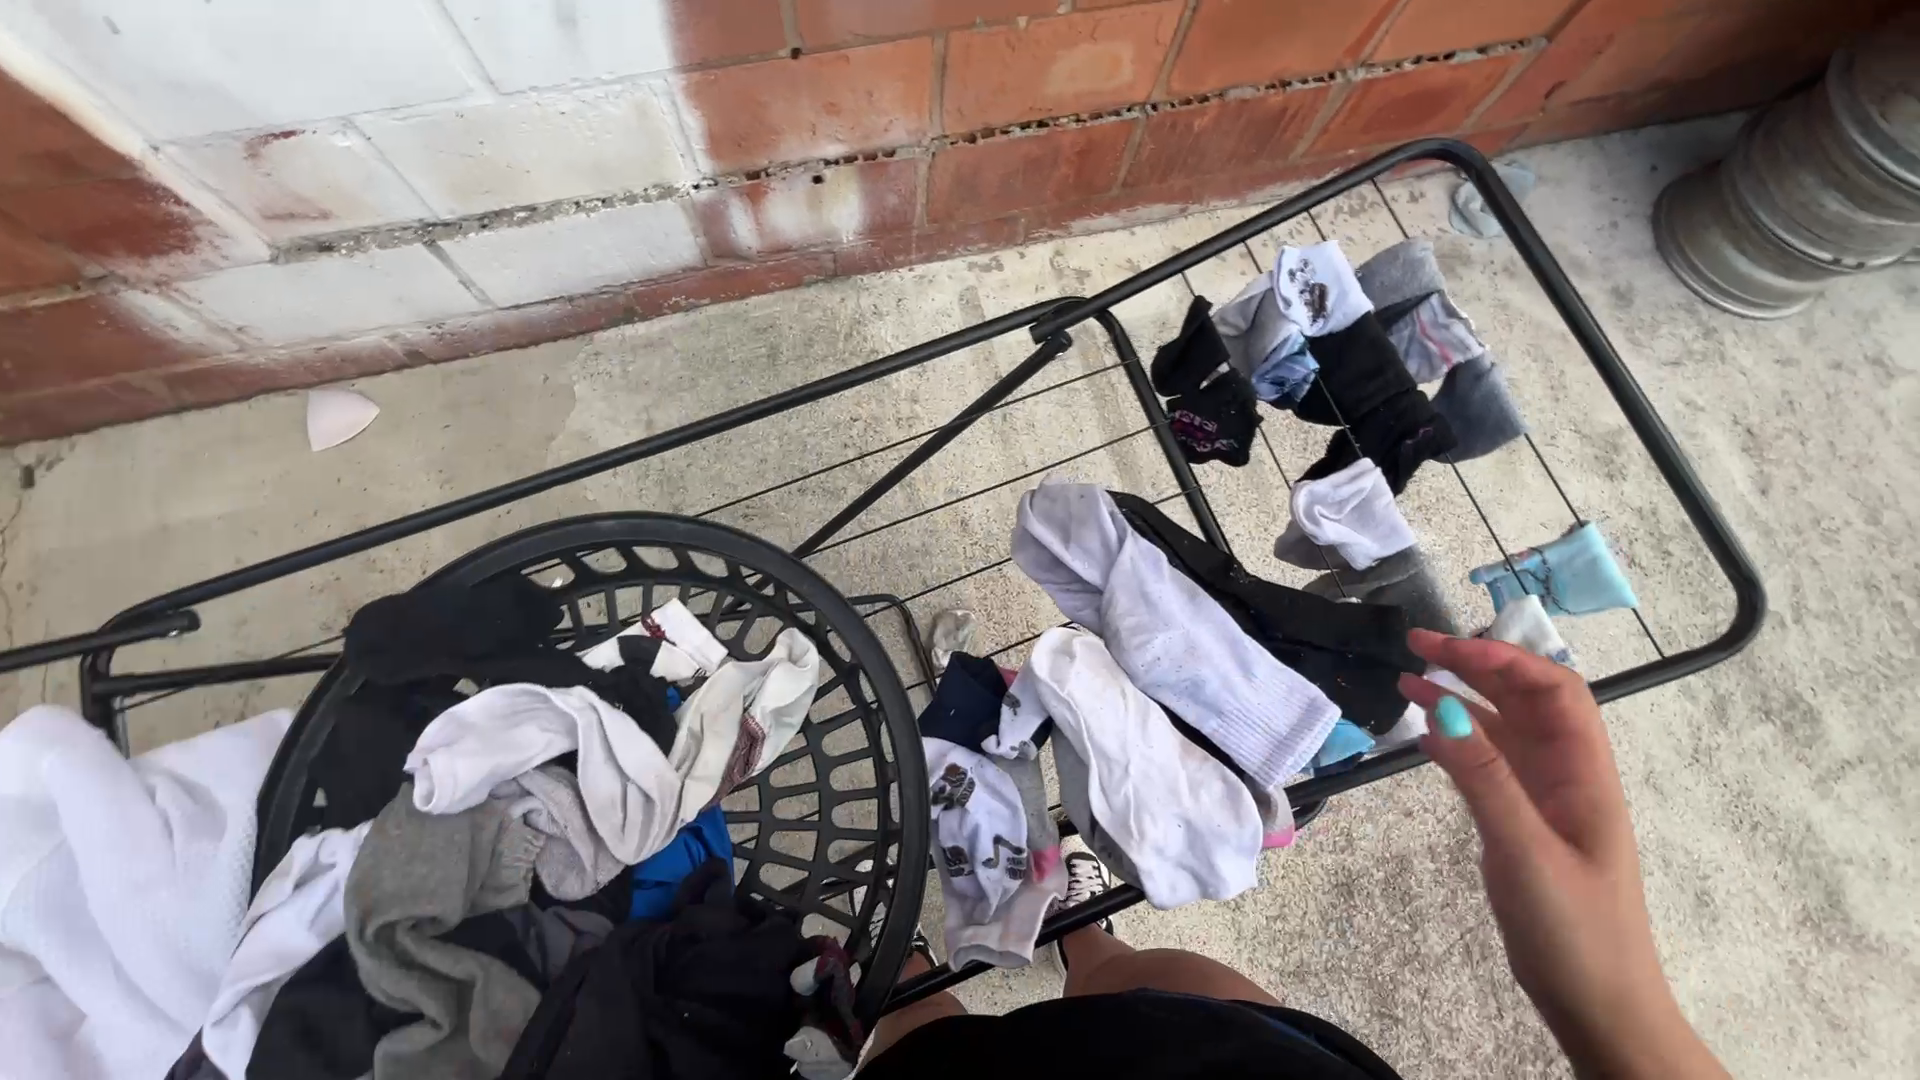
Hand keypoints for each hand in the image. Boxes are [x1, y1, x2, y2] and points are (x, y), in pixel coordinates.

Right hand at [1399, 630, 1728, 1079]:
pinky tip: (1422, 729)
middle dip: (1475, 664)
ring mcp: (1540, 795)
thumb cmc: (1573, 928)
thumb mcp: (1524, 849)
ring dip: (1459, 696)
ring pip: (1501, 726)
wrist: (1596, 1004)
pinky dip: (1453, 736)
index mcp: (1584, 772)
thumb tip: (1441, 706)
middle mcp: (1565, 772)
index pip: (1553, 690)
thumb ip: (1484, 776)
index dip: (1502, 658)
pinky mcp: (1518, 818)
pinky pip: (1484, 760)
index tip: (1442, 647)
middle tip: (1415, 646)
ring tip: (1406, 678)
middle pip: (1525, 698)